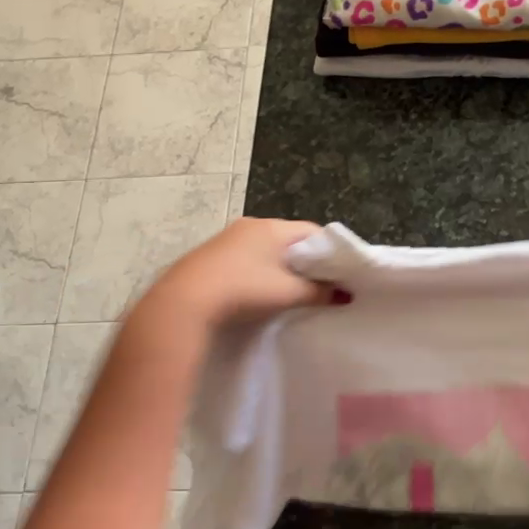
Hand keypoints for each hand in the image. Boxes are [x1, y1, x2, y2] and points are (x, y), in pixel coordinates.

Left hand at [138, 218, 328, 328]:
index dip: (330, 251)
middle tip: (319, 285)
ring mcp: (226, 239)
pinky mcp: (210, 256)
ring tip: (291, 292)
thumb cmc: (243, 290)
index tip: (339, 274)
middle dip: (306, 261)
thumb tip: (345, 295)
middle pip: (289, 239)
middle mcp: (249, 225)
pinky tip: (259, 292)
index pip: (313, 231)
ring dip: (281, 267)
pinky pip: (246, 259)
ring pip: (266, 249)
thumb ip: (320, 292)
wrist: (183, 303)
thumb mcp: (289, 293)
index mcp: (271, 226)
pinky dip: (259, 272)